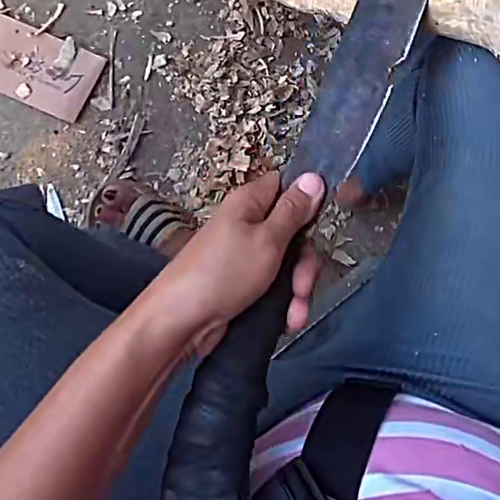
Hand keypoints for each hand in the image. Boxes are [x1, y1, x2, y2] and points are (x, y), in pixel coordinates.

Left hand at [132, 171, 325, 355]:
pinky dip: (283, 303)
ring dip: (296, 289)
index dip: (306, 203)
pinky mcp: (243, 282)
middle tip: (302, 281)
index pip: (286, 186)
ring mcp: (244, 254)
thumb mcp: (267, 240)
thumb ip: (293, 211)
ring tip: (293, 309)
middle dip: (304, 262)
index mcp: (249, 202)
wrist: (182, 320)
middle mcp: (246, 224)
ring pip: (287, 264)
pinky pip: (274, 287)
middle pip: (293, 232)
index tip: (317, 226)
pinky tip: (285, 319)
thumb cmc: (218, 275)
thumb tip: (313, 179)